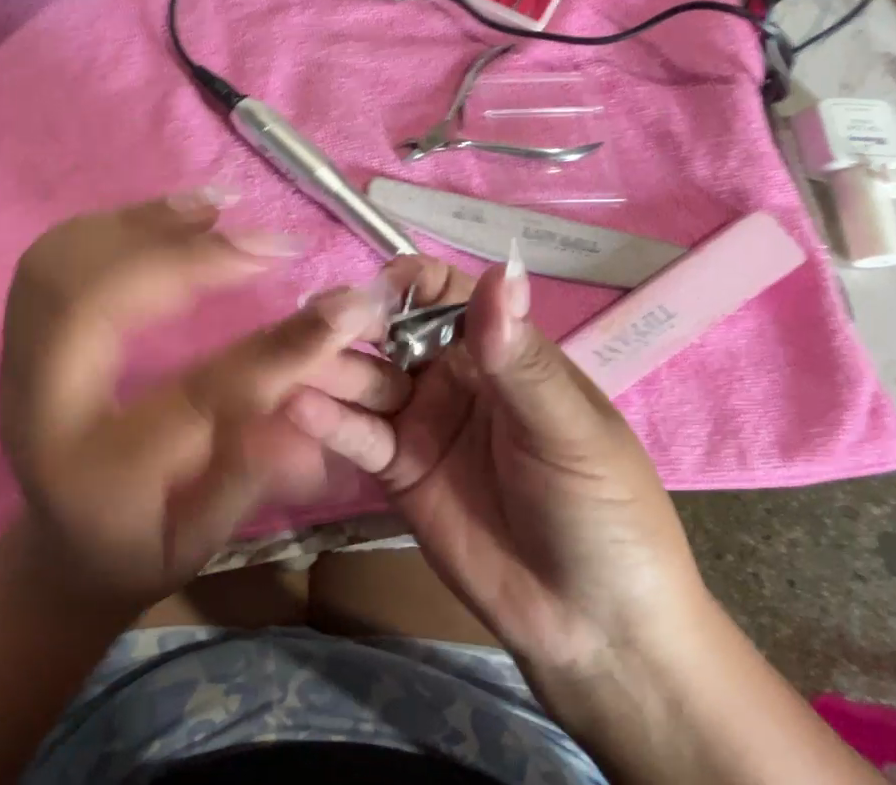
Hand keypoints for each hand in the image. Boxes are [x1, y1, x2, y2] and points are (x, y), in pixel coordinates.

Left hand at [0, 193, 407, 613]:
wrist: (64, 548)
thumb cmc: (138, 550)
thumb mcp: (201, 539)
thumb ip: (248, 479)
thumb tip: (309, 421)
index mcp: (92, 470)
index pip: (189, 398)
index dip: (271, 351)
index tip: (341, 307)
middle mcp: (37, 403)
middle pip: (90, 301)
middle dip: (182, 256)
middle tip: (269, 243)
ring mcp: (17, 362)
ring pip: (61, 265)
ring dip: (141, 225)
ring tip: (220, 209)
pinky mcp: (20, 336)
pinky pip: (53, 259)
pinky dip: (112, 225)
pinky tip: (171, 217)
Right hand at [283, 252, 708, 676]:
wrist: (591, 624)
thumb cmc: (603, 513)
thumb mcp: (569, 433)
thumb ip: (521, 360)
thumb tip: (502, 270)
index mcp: (504, 355)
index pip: (448, 295)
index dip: (411, 285)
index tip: (376, 289)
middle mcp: (455, 379)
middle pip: (392, 333)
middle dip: (354, 322)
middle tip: (314, 321)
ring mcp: (420, 424)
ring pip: (365, 380)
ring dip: (331, 366)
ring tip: (292, 363)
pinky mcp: (394, 470)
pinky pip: (356, 434)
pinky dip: (327, 420)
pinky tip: (298, 408)